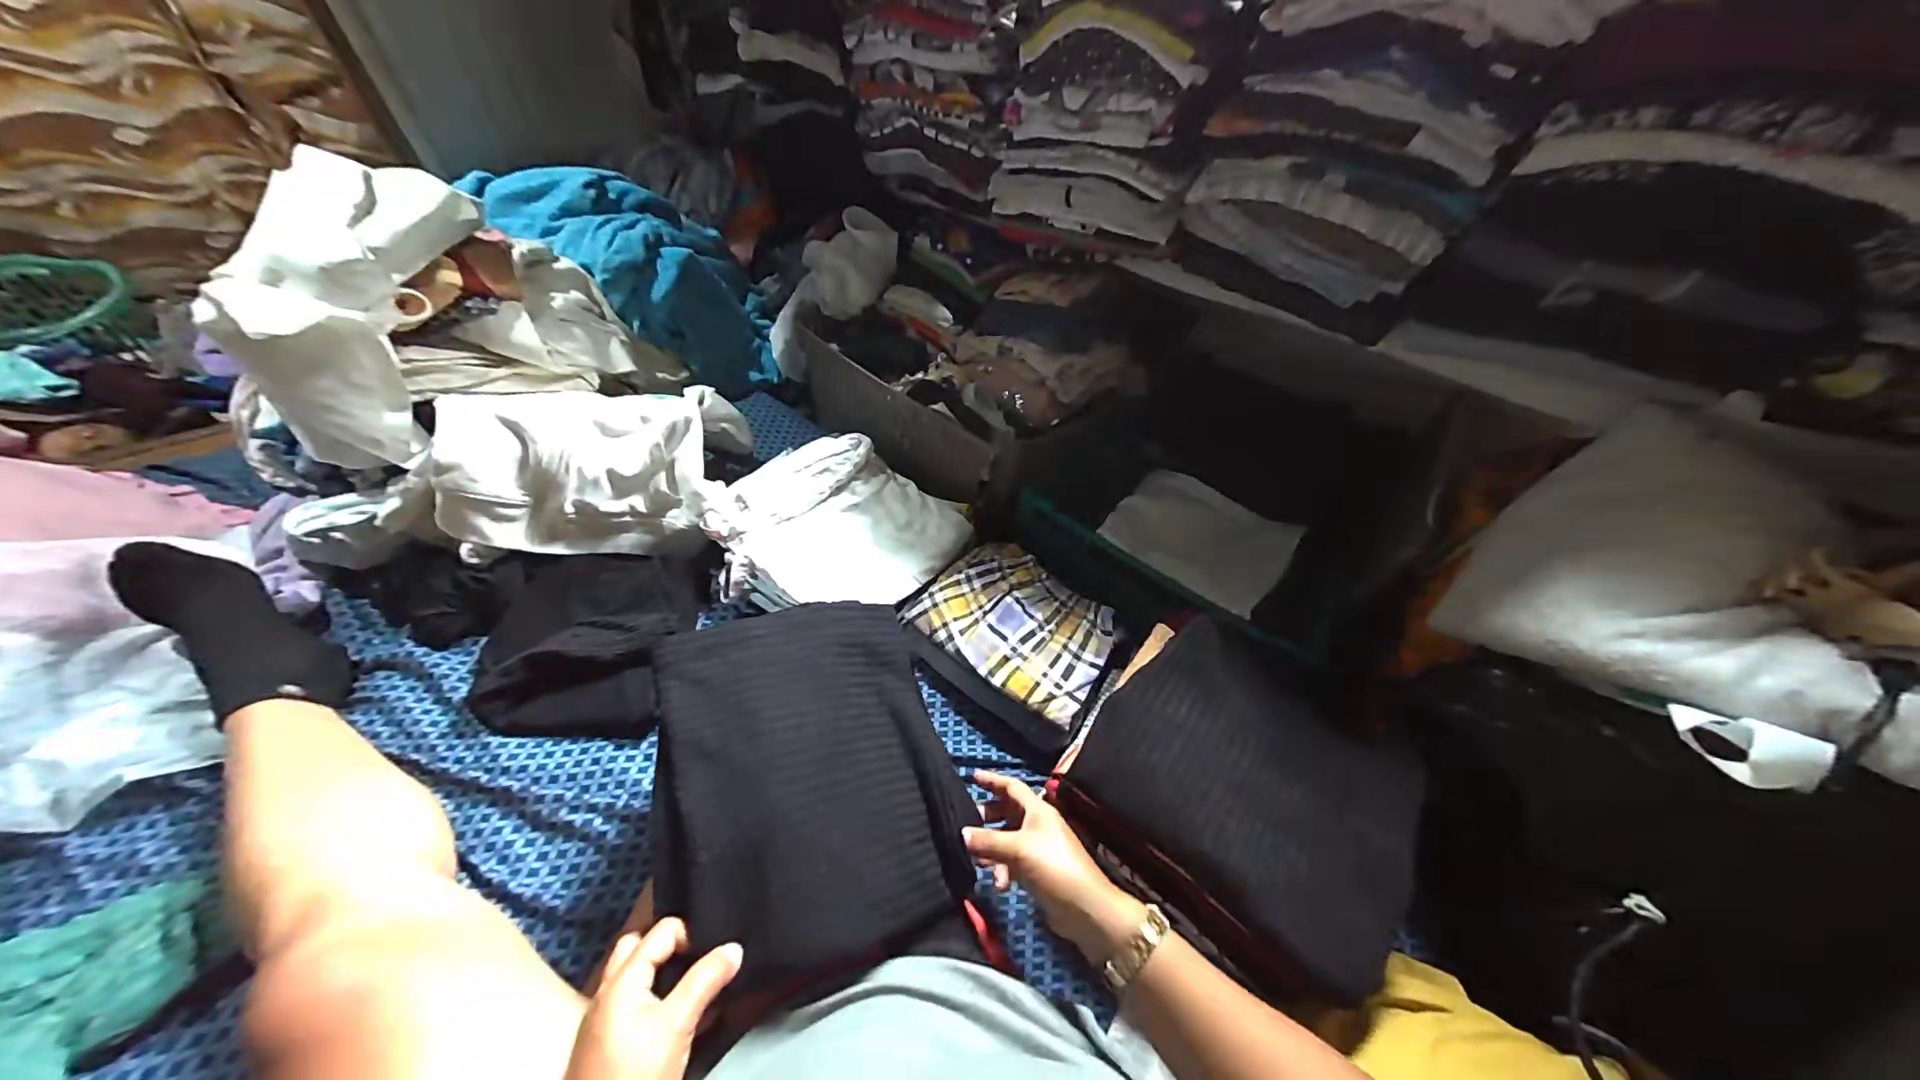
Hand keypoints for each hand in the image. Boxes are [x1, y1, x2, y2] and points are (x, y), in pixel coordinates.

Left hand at [563, 917, 742, 1079]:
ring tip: (701, 982)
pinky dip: (661, 997)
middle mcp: (608, 993)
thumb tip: (734, 948)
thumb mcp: (677, 1025)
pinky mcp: (610, 1047)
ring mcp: (605, 1022)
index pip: (661, 932)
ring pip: (640, 978)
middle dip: (673, 945)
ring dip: (668, 972)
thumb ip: (705, 981)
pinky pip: (639, 1004)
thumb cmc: (636, 1078)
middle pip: (641, 948)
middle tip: (702, 958)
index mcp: (620, 981)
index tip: (717, 953)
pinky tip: (687, 1015)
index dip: (692, 934)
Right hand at [964, 770, 1146, 963]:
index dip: (993, 780)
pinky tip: (999, 884)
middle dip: (988, 817)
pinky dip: (1003, 869)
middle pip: (1008, 812)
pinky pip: (1012, 862)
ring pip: (1007, 839)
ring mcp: (1038, 848)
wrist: (1084, 907)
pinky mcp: (1037, 870)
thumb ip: (988, 840)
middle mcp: (1038, 825)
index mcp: (1038, 810)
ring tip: (976, 859)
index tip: (972, 776)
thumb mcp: (1018, 849)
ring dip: (992, 849)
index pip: (1012, 786)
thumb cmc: (1053, 866)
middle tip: (967, 822)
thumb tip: (962, 833)